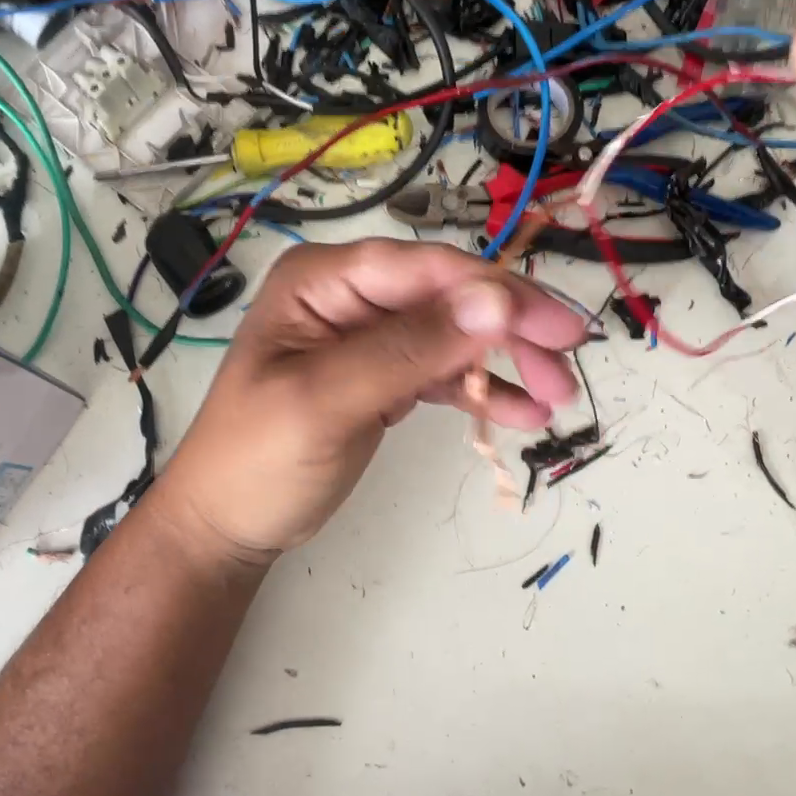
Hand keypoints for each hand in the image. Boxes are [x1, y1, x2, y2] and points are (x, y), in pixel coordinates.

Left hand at [142, 239, 587, 567]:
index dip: (495, 292)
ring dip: (508, 363)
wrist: (227, 525)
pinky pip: (445, 373)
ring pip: (456, 334)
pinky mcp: (385, 377)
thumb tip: (495, 301)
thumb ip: (408, 350)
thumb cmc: (256, 460)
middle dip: (511, 329)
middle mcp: (351, 297)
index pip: (425, 270)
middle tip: (568, 366)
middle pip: (450, 298)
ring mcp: (370, 337)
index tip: (555, 327)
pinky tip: (522, 413)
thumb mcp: (326, 402)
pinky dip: (484, 392)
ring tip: (558, 398)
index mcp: (324, 281)